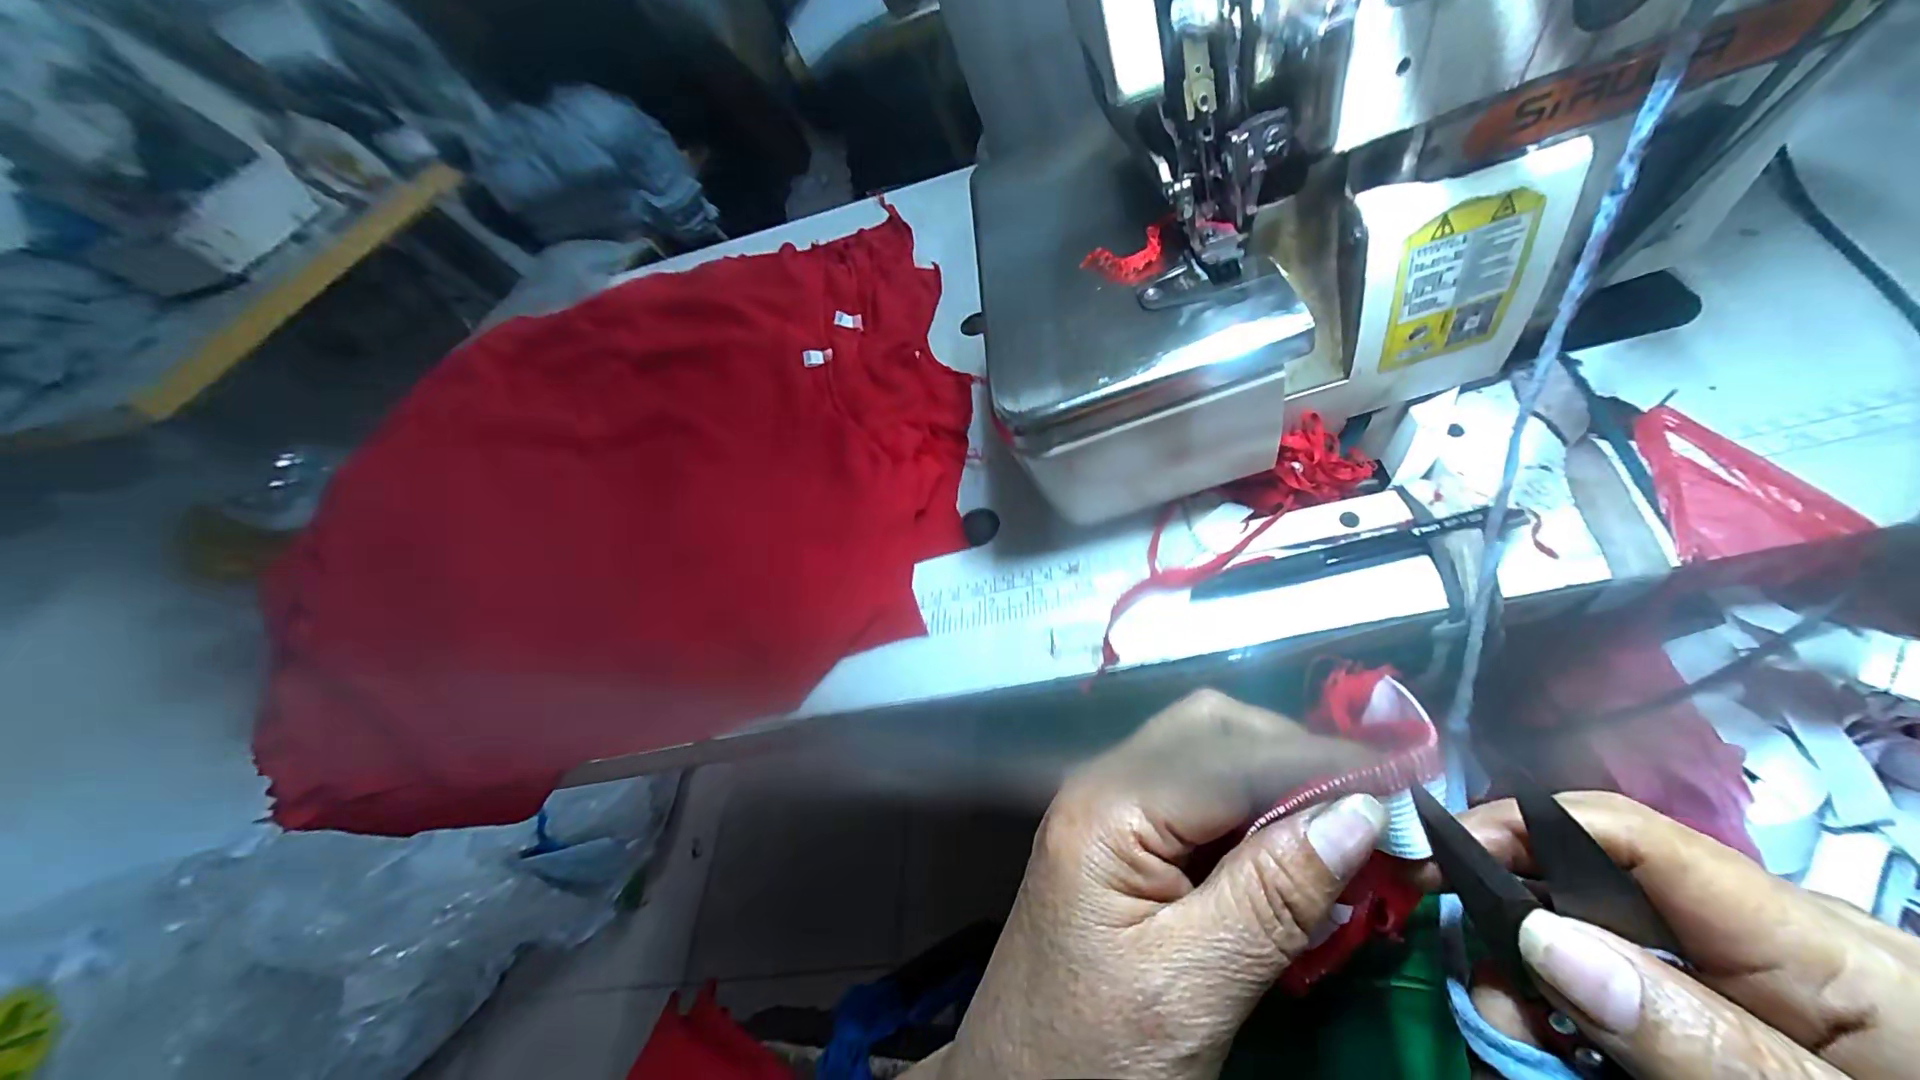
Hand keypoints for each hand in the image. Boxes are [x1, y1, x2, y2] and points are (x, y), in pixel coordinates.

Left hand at [923, 689, 1386, 1079]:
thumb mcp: (1191, 984)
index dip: (1320, 760)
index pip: (1229, 751)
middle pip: (1213, 731)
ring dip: (1280, 784)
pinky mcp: (1120, 838)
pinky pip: (1196, 801)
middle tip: (1375, 810)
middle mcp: (1104, 785)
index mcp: (1108, 806)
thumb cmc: (1093, 1049)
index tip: (1407, 780)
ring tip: (1349, 830)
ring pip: (1208, 758)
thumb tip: (1360, 812)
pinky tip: (1291, 853)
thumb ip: (1274, 893)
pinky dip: (1252, 816)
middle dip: (1297, 758)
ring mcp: (1109, 808)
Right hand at [1456, 792, 1919, 1078]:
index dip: (1518, 825)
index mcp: (1816, 942)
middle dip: (1514, 922)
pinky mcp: (1724, 1006)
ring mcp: (1743, 972)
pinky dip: (1568, 1007)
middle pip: (1593, 882)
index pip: (1630, 833)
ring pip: (1592, 934)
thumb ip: (1703, 1042)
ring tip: (1518, 1035)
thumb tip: (1540, 936)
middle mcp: (1763, 933)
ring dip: (1533, 979)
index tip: (1434, 861)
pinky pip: (1619, 979)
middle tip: (1483, 997)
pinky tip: (1558, 1042)